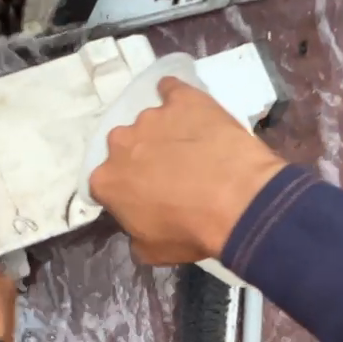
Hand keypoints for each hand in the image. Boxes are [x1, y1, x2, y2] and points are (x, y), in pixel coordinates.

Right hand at [88, 78, 286, 264]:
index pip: (105, 185)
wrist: (237, 201)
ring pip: (149, 124)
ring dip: (162, 135)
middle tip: (169, 177)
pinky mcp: (182, 99)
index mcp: (106, 182)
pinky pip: (171, 90)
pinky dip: (175, 97)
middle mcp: (120, 143)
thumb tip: (138, 227)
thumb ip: (135, 234)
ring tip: (191, 151)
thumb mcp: (153, 251)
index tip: (144, 202)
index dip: (125, 194)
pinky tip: (187, 108)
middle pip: (124, 150)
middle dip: (140, 161)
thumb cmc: (191, 231)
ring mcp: (151, 116)